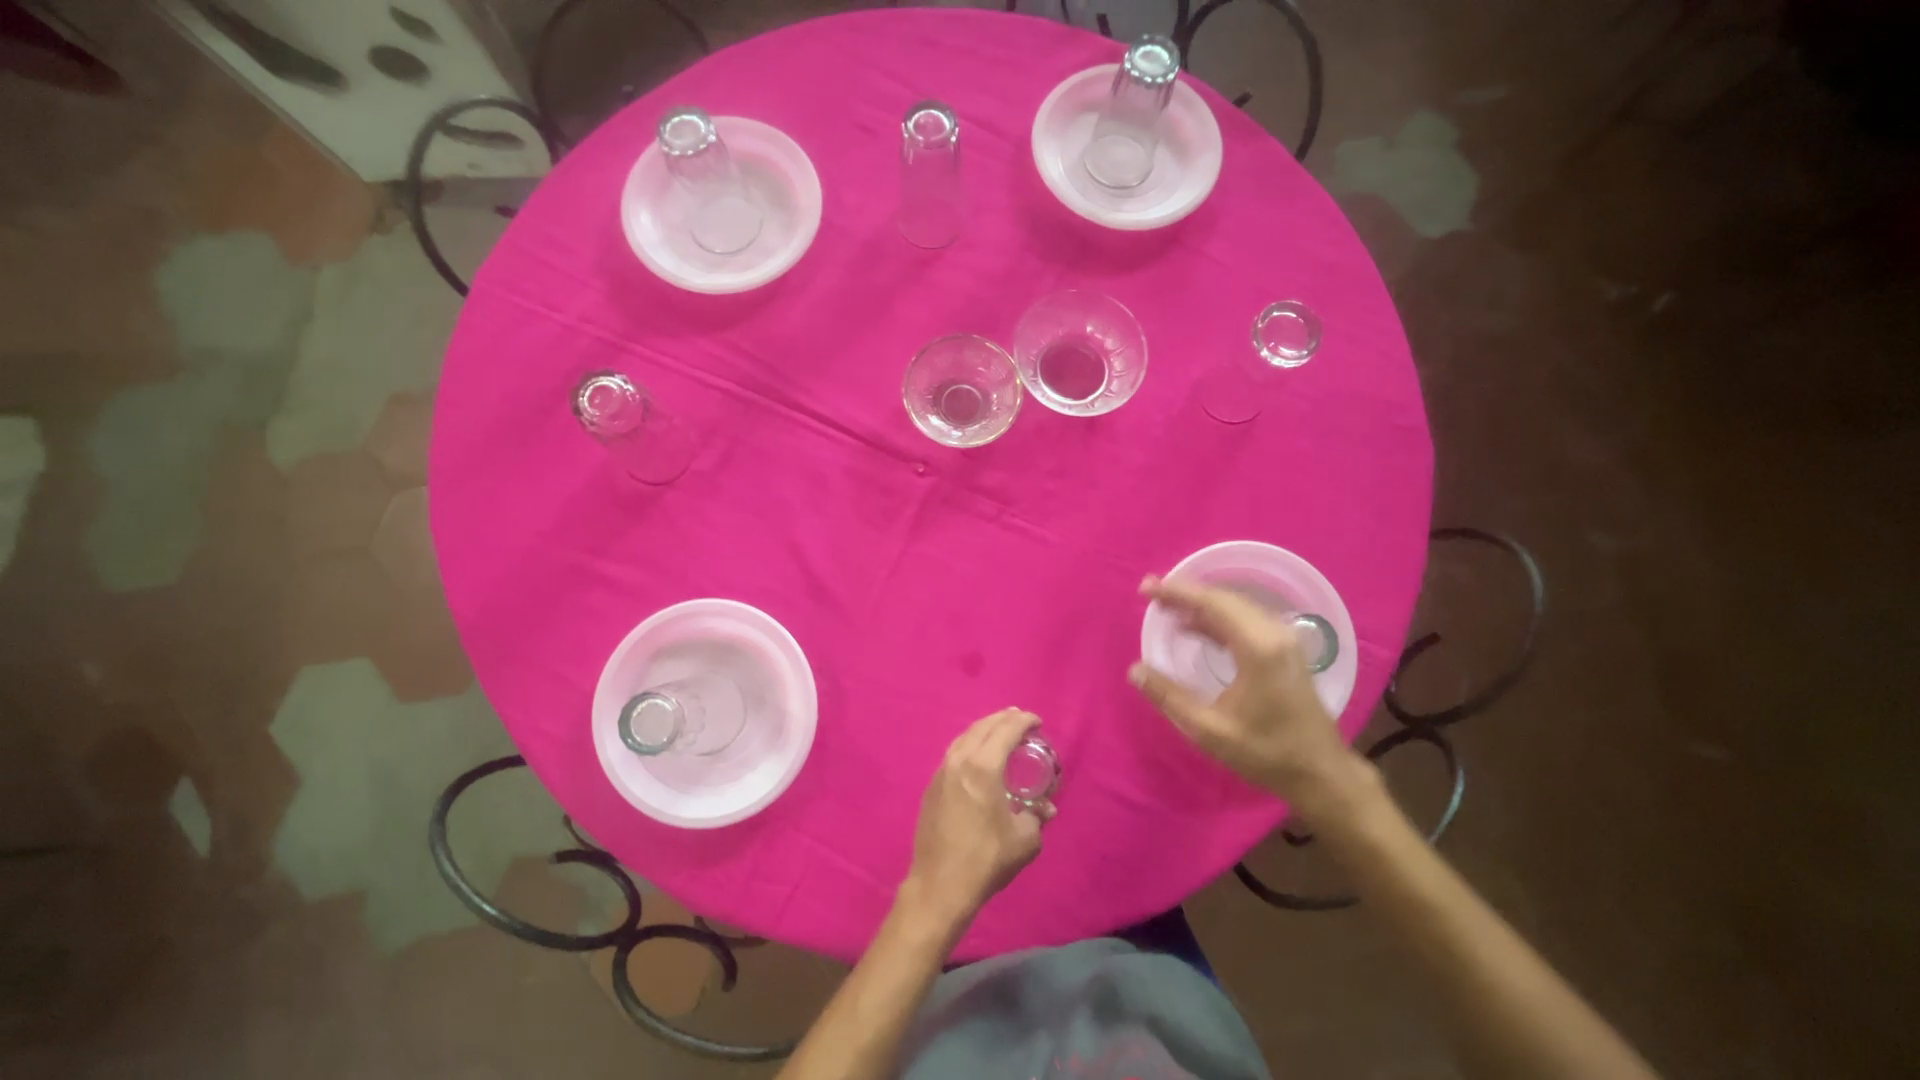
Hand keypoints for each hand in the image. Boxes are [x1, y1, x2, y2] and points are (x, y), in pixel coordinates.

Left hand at [902, 708, 1053, 928]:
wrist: (940, 886)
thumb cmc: (985, 860)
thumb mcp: (1024, 841)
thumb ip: (1037, 817)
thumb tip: (1045, 809)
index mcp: (983, 768)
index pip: (1005, 730)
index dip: (1024, 721)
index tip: (1037, 722)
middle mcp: (959, 762)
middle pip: (982, 727)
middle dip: (1003, 719)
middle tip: (1021, 720)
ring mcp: (941, 773)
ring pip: (963, 737)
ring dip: (984, 729)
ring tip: (1000, 731)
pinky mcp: (931, 788)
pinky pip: (953, 753)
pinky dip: (970, 745)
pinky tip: (978, 756)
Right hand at [1129, 575, 1354, 801]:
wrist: (1320, 773)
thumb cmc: (1265, 752)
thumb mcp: (1208, 730)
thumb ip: (1169, 697)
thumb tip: (1135, 670)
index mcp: (1257, 647)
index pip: (1211, 604)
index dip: (1176, 592)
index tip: (1145, 589)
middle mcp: (1274, 634)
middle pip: (1225, 599)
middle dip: (1186, 593)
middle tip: (1152, 595)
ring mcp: (1284, 641)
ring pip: (1238, 608)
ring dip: (1203, 605)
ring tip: (1168, 609)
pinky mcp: (1287, 652)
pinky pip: (1248, 622)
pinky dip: (1219, 619)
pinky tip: (1197, 629)